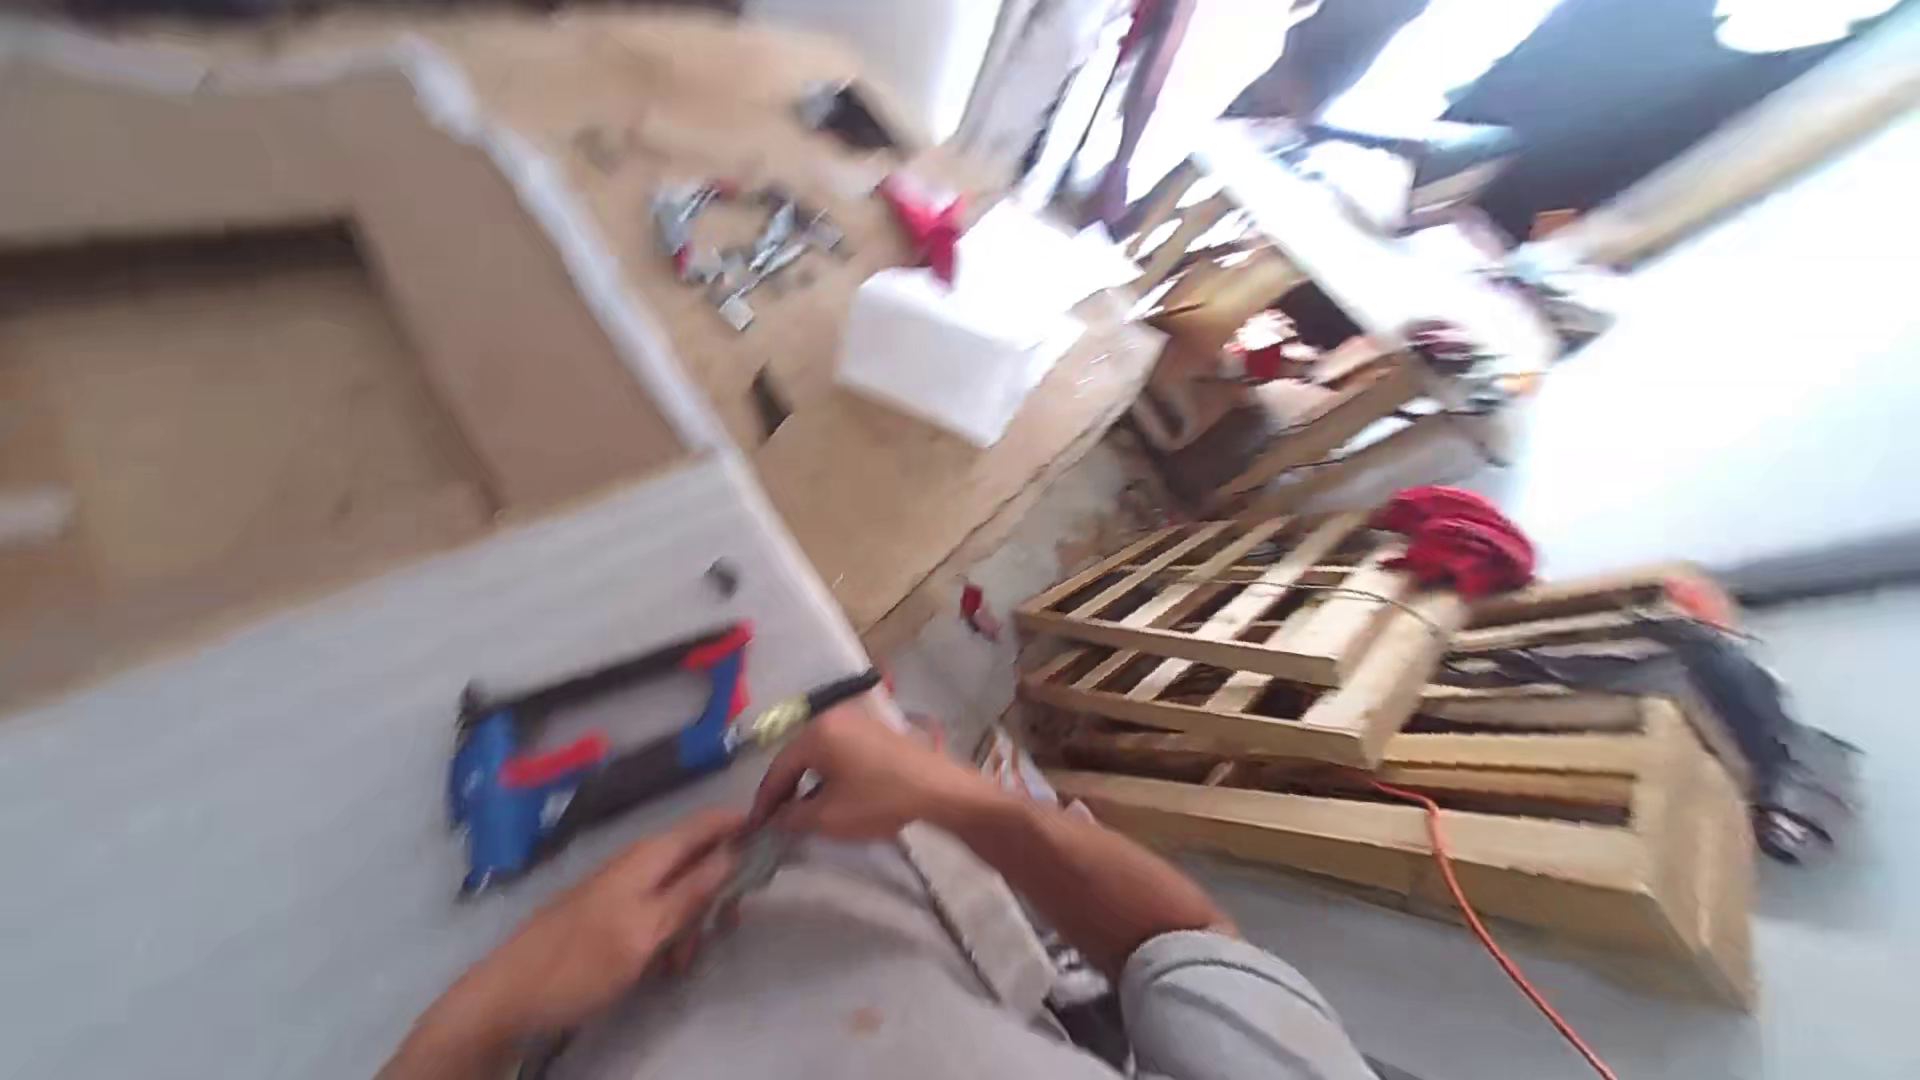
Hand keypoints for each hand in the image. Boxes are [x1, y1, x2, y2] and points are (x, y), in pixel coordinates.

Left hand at [426, 811, 741, 1044]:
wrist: (503, 999)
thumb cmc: (582, 961)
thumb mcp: (647, 930)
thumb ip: (694, 889)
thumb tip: (737, 850)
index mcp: (654, 853)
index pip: (712, 821)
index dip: (746, 824)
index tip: (775, 844)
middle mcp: (644, 858)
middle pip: (702, 856)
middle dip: (721, 888)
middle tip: (727, 925)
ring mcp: (627, 883)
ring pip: (683, 887)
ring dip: (694, 919)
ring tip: (684, 961)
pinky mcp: (616, 908)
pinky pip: (659, 908)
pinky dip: (670, 931)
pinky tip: (663, 964)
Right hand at [749, 698, 997, 838]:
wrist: (936, 788)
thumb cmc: (879, 799)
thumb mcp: (828, 816)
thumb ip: (792, 817)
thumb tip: (777, 818)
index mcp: (817, 732)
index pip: (778, 768)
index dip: (764, 801)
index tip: (754, 827)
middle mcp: (833, 717)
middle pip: (797, 756)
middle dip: (784, 789)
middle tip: (774, 820)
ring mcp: (856, 720)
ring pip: (818, 753)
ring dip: (807, 781)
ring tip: (800, 811)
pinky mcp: (873, 729)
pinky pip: (838, 749)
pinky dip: (828, 772)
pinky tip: (829, 794)